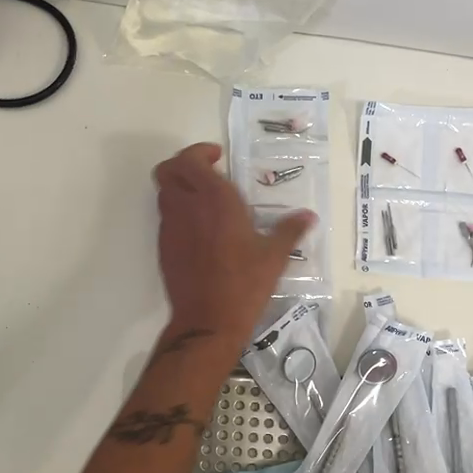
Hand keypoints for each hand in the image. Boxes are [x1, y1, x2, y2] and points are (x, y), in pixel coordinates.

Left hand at [153, 143, 313, 338]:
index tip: (217, 157)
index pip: (192, 159)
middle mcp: (187, 206)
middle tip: (206, 172)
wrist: (207, 320)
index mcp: (215, 199)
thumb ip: (289, 230)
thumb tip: (308, 216)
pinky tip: (200, 230)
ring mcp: (171, 227)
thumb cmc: (244, 284)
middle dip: (184, 164)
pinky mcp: (164, 247)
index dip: (200, 152)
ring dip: (179, 187)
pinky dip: (178, 212)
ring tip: (204, 200)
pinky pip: (166, 217)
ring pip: (164, 192)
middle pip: (168, 169)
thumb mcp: (274, 256)